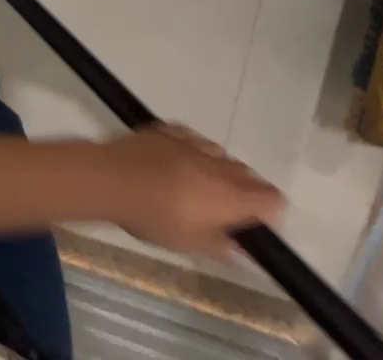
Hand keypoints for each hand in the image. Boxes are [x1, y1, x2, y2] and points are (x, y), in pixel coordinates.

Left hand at [99, 124, 284, 260]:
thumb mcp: (191, 244)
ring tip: (195, 183)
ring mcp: (190, 142)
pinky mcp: (165, 129)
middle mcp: (218, 165)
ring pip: (219, 153)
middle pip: (248, 175)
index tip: (252, 224)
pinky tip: (175, 159)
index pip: (273, 198)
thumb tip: (242, 253)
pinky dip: (190, 148)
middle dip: (243, 191)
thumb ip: (222, 247)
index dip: (268, 212)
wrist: (109, 178)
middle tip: (221, 208)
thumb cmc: (153, 216)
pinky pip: (190, 137)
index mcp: (232, 195)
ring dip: (216, 167)